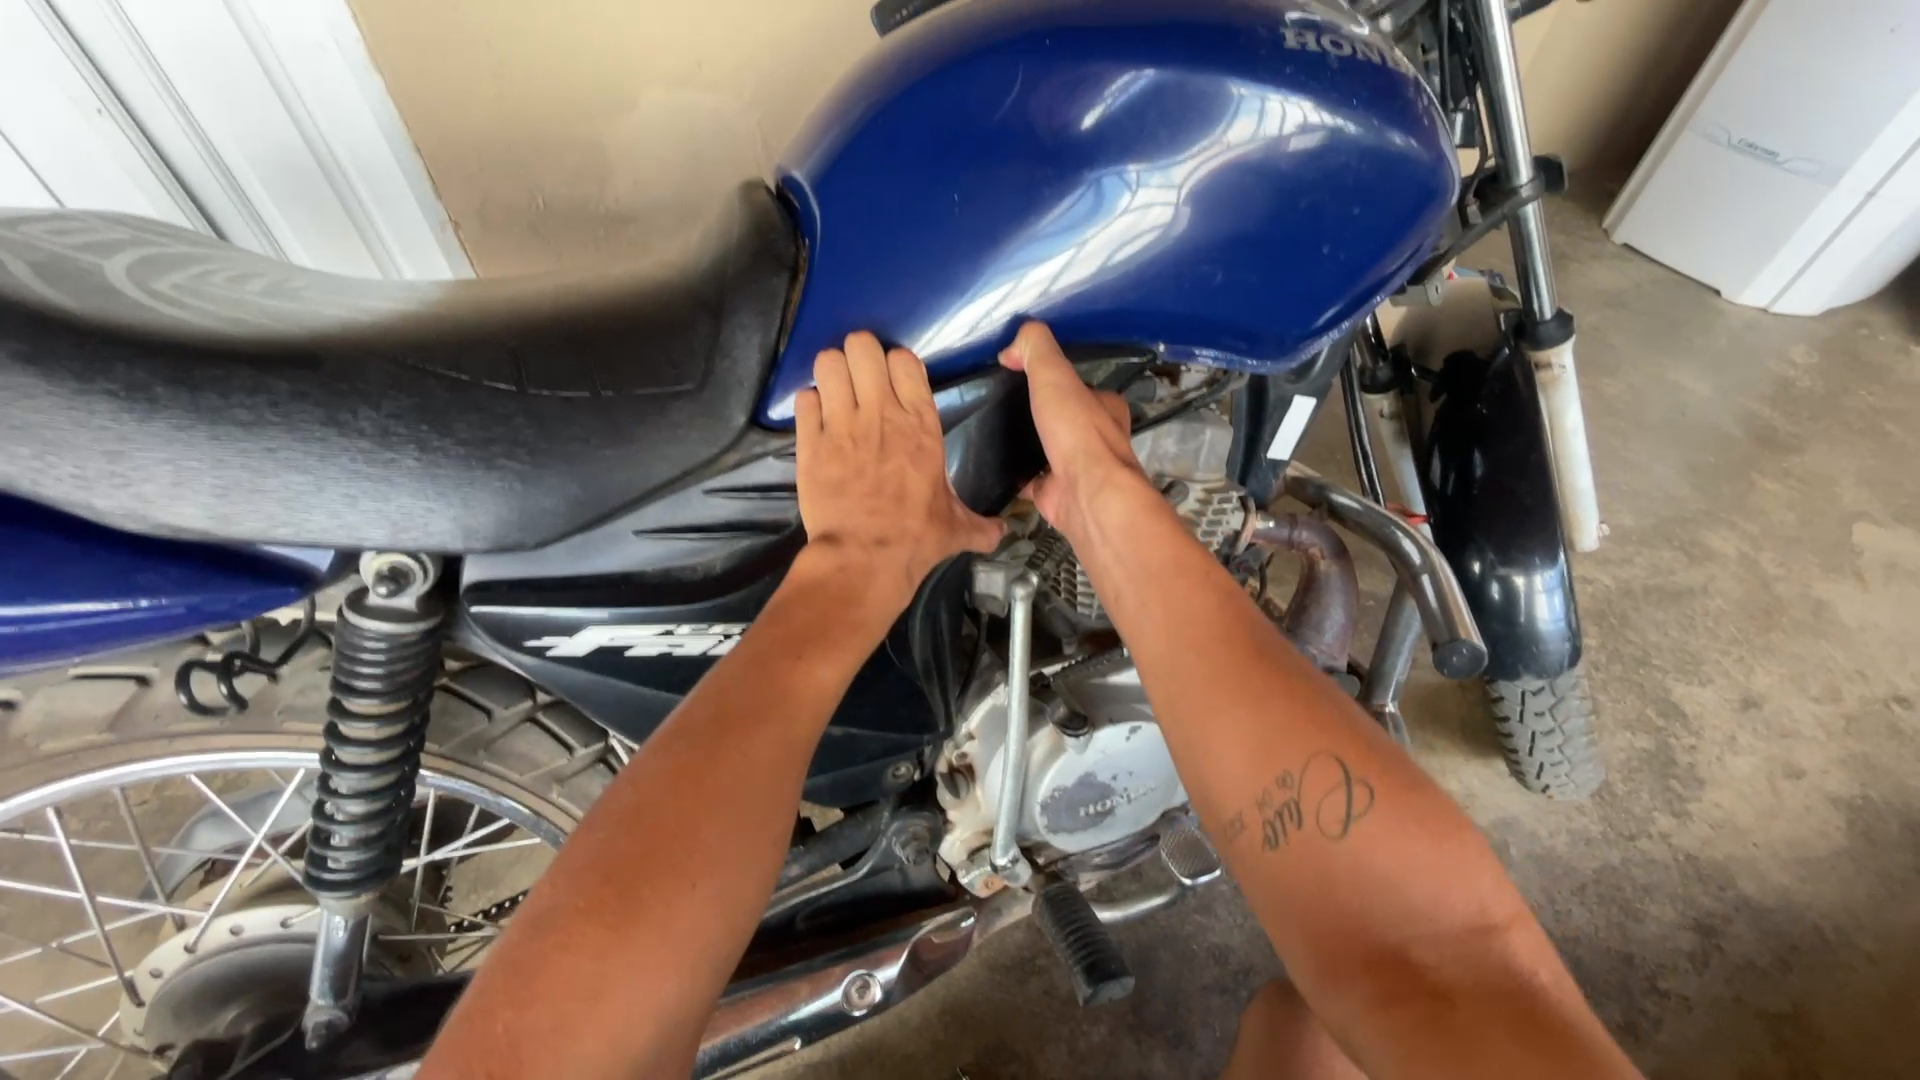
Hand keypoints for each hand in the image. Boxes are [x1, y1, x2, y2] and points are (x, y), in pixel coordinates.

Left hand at [795, 332, 1004, 612]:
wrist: (864, 559)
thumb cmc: (915, 539)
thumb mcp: (956, 528)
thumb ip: (980, 525)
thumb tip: (1001, 533)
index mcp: (920, 424)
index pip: (905, 359)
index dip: (897, 364)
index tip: (894, 382)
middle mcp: (881, 413)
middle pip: (862, 346)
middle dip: (859, 356)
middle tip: (860, 380)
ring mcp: (841, 424)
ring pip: (828, 362)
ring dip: (831, 373)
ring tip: (835, 392)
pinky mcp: (810, 442)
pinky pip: (803, 399)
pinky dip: (809, 405)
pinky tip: (815, 421)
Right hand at [999, 321, 1146, 537]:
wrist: (1086, 494)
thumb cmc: (1077, 431)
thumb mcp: (1055, 374)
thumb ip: (1035, 349)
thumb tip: (1010, 349)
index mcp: (1105, 407)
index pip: (1079, 387)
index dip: (1053, 380)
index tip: (1020, 376)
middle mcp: (1097, 438)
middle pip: (1063, 420)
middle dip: (1037, 415)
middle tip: (1001, 407)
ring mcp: (1077, 469)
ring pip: (1047, 451)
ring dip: (1026, 445)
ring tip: (992, 433)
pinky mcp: (1056, 493)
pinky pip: (1030, 480)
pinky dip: (1013, 475)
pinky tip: (992, 467)